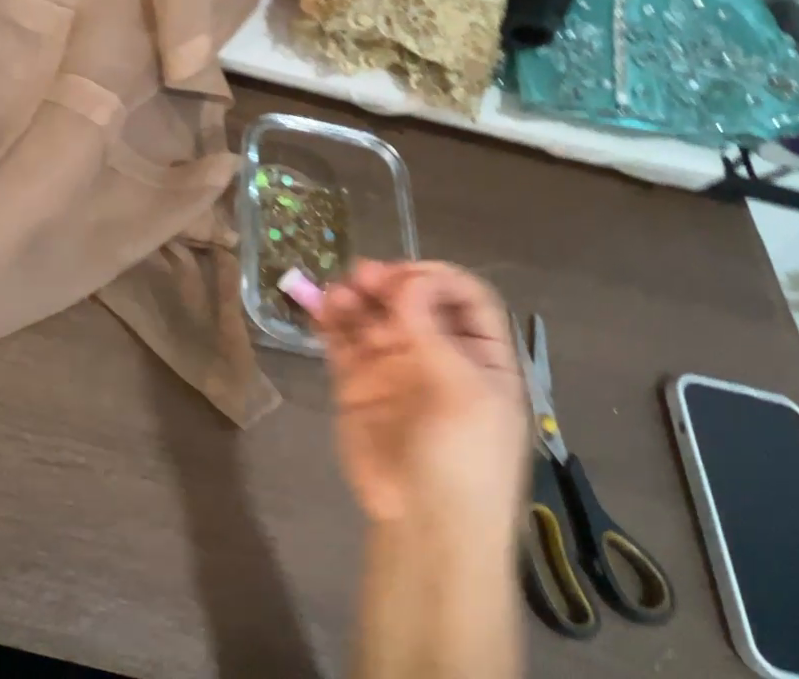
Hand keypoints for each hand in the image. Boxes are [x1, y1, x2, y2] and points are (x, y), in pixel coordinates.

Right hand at [316, 260, 527, 529]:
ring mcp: (392, 365)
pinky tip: (319, 305)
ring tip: (338, 293)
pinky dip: (329, 318)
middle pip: (412, 298)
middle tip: (363, 278)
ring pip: (372, 314)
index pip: (463, 297)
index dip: (435, 280)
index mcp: (479, 355)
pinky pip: (341, 339)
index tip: (404, 280)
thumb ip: (433, 331)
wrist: (424, 521)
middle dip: (389, 282)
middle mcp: (436, 352)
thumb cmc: (464, 457)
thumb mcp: (465, 392)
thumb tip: (406, 280)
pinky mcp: (355, 381)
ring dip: (355, 296)